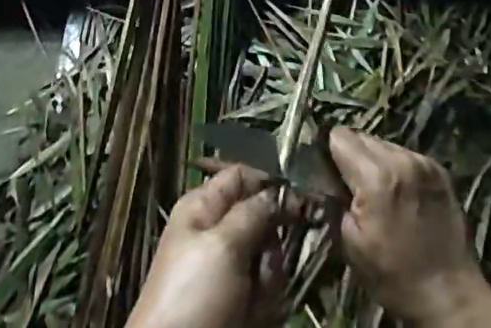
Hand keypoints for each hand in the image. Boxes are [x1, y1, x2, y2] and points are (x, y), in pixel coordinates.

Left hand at [126, 164, 284, 327]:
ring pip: (267, 256)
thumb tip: (280, 190)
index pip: (242, 176)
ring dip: (269, 277)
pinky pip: (263, 288)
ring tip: (254, 299)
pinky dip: (264, 302)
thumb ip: (253, 212)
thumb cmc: (193, 294)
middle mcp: (215, 230)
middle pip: (261, 218)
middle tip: (264, 265)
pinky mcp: (236, 299)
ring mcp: (226, 267)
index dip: (269, 184)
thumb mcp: (223, 245)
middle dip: (271, 243)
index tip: (297, 202)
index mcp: (203, 206)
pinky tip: (252, 315)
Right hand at [327, 128, 490, 327]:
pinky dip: (397, 168)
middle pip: (362, 137)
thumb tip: (326, 178)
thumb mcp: (351, 243)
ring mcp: (423, 162)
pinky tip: (402, 194)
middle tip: (355, 188)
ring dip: (376, 161)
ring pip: (384, 144)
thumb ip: (335, 200)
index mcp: (375, 177)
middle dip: (353, 156)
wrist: (450, 295)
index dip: (331, 153)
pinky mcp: (439, 170)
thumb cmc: (394, 275)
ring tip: (380, 193)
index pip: (339, 137)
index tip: (331, 174)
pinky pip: (405, 155)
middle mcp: (400, 159)